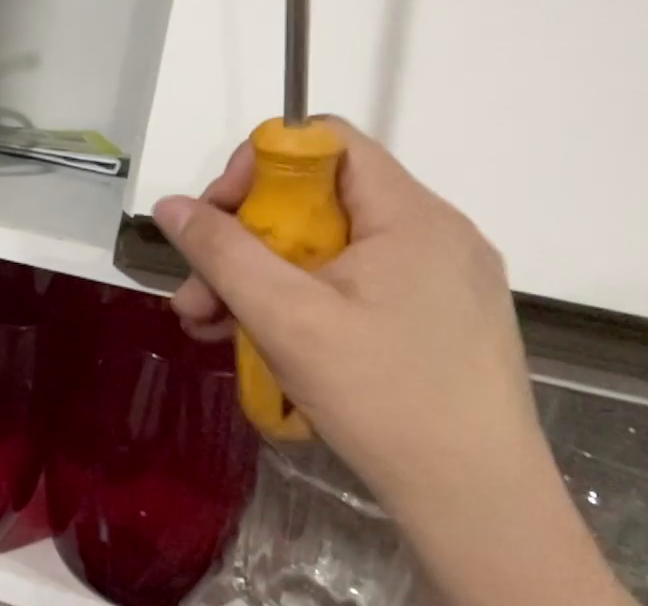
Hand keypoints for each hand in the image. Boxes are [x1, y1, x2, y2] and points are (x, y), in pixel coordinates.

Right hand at [153, 118, 542, 506]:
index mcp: (411, 218)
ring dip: (254, 278)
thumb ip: (221, 250)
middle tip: (199, 289)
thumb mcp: (284, 316)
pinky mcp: (427, 317)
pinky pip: (342, 284)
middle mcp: (430, 235)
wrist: (476, 505)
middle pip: (312, 201)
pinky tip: (250, 338)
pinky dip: (291, 301)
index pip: (328, 142)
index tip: (221, 213)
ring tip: (207, 323)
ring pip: (319, 248)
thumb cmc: (382, 395)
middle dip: (240, 239)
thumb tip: (170, 205)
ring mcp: (433, 279)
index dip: (261, 163)